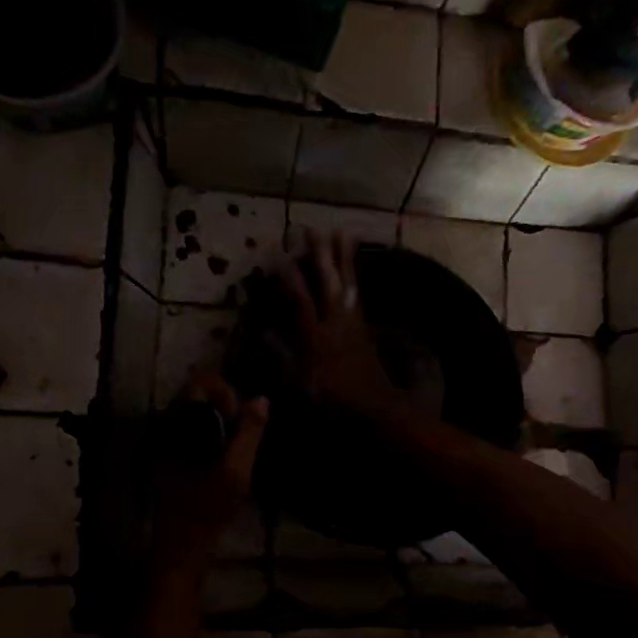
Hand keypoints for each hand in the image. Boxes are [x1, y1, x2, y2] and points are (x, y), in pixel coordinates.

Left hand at [154, 372, 268, 561]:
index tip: (240, 418)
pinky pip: (195, 430)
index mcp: (179, 425)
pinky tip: (226, 460)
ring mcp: (167, 442)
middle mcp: (168, 427)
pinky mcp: (171, 456)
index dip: (227, 392)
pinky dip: (214, 435)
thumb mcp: (237, 471)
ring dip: (222, 423)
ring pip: (199, 413)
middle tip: (242, 436)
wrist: (182, 545)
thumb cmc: (208, 509)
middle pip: (200, 395)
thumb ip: (249, 432)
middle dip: (226, 407)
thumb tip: (261, 398)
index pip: (202, 383)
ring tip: (237, 449)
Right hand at [276, 229, 410, 420]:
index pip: (301, 300)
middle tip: (314, 229)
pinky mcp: (364, 328)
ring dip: (344, 258)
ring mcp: (353, 323)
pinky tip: (352, 270)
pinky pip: (359, 295)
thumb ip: (282, 355)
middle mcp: (336, 323)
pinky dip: (355, 277)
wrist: (375, 408)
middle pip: (328, 283)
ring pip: (348, 283)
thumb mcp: (300, 382)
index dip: (291, 279)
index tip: (281, 257)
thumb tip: (263, 332)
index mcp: (317, 336)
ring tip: (342, 233)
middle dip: (320, 255)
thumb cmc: (332, 398)